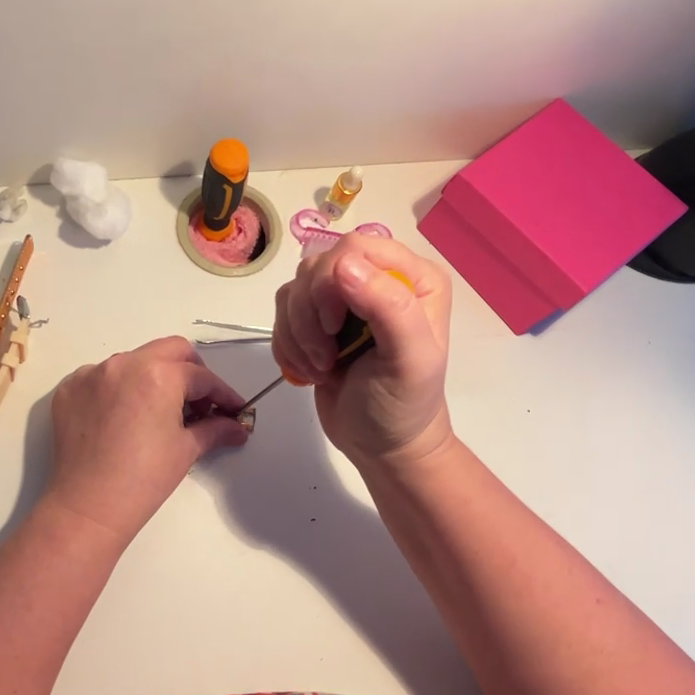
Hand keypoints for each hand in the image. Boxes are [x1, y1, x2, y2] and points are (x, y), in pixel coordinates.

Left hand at [43, 337, 250, 541]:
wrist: (89, 506)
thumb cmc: (144, 478)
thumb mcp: (186, 449)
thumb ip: (215, 429)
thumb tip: (236, 428)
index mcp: (158, 374)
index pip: (200, 376)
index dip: (221, 394)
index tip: (232, 409)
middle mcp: (123, 364)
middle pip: (169, 351)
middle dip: (191, 371)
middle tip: (199, 401)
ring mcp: (91, 374)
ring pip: (133, 361)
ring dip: (152, 377)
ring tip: (160, 411)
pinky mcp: (69, 389)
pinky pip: (101, 378)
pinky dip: (118, 389)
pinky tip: (124, 417)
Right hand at [272, 234, 454, 466]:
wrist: (382, 446)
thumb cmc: (402, 405)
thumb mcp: (409, 359)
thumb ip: (388, 306)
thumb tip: (342, 265)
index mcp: (413, 278)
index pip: (355, 248)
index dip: (332, 282)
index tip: (334, 328)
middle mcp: (378, 278)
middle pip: (317, 266)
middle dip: (310, 316)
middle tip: (327, 357)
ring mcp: (344, 299)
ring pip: (295, 290)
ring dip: (297, 335)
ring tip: (322, 369)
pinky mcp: (315, 320)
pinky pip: (282, 312)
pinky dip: (287, 345)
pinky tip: (310, 371)